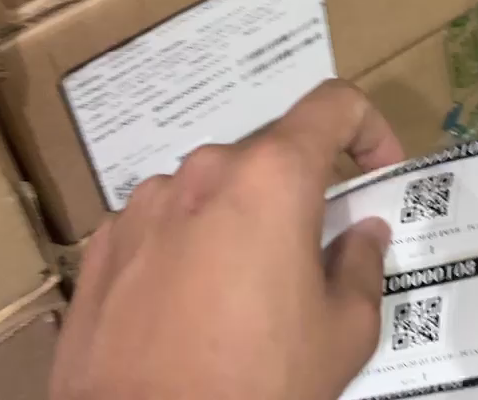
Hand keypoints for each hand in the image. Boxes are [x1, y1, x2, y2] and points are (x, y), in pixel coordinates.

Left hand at [51, 81, 405, 399]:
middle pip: (274, 154)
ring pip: (216, 188)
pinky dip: (189, 243)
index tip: (376, 176)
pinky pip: (164, 223)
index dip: (369, 129)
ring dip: (243, 216)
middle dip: (303, 190)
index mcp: (273, 176)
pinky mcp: (101, 249)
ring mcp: (145, 206)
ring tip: (244, 290)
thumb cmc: (255, 386)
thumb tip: (360, 233)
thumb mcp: (343, 333)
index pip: (335, 104)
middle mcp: (206, 171)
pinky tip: (187, 308)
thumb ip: (362, 264)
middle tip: (314, 251)